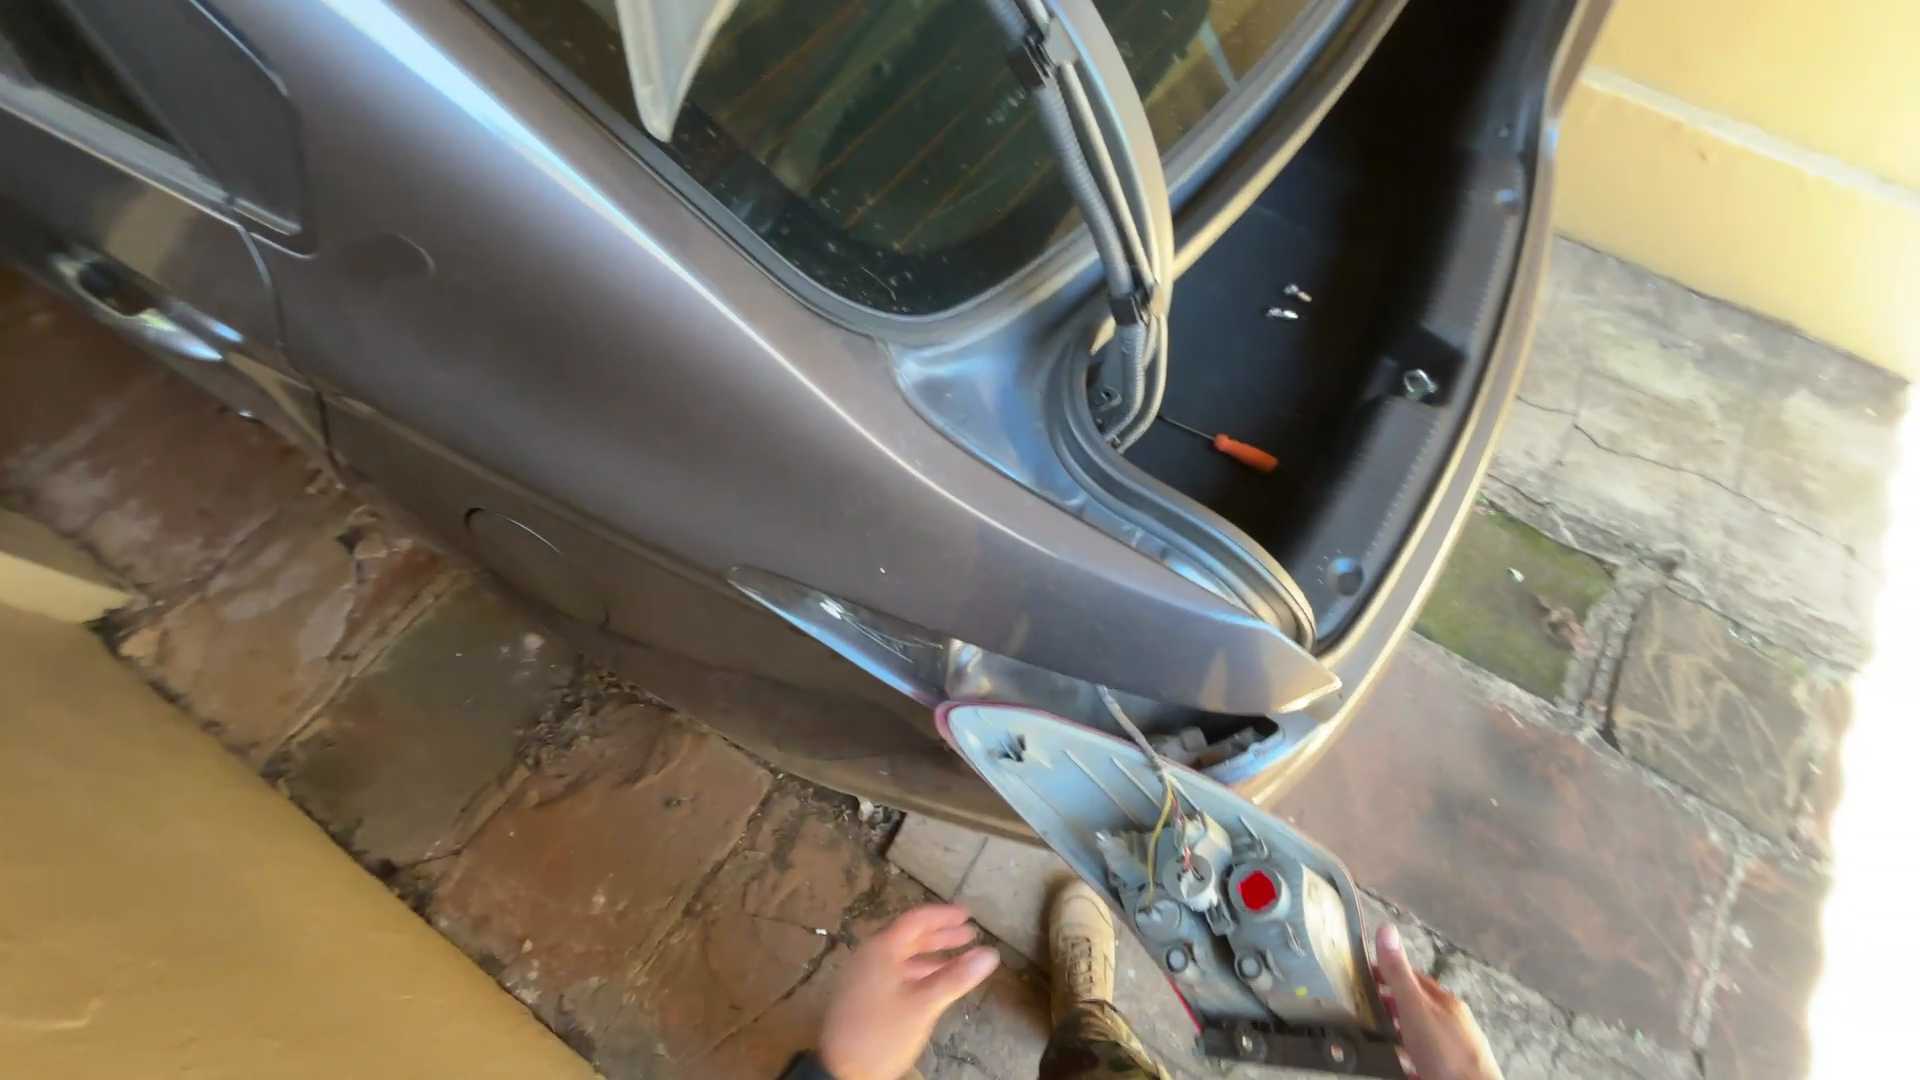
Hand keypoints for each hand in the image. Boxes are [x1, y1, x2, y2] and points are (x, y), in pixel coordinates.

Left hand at [818, 903, 1000, 1079]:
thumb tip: (991, 953)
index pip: (917, 919)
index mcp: (882, 947)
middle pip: (911, 935)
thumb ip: (956, 977)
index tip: (968, 914)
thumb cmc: (883, 1033)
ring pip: (904, 955)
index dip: (944, 915)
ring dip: (932, 954)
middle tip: (970, 933)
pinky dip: (919, 970)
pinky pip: (897, 970)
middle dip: (942, 934)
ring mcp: (866, 973)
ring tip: (959, 956)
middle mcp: (872, 953)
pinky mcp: (865, 992)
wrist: (840, 1072)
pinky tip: (935, 981)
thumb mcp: (923, 1005)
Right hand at [1375, 923, 1501, 1079]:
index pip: (1413, 977)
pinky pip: (1425, 1061)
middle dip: (1391, 1004)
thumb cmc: (1443, 1052)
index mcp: (1446, 1002)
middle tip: (1361, 1006)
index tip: (1360, 976)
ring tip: (1373, 1035)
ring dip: (1400, 1032)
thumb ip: (1398, 973)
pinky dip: (1409, 1059)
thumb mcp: (1415, 1008)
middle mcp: (1454, 1024)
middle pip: (1418, 1006)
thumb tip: (1385, 926)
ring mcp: (1456, 1052)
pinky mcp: (1451, 1074)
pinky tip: (1396, 1064)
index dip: (1386, 973)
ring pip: (1422, 1034)